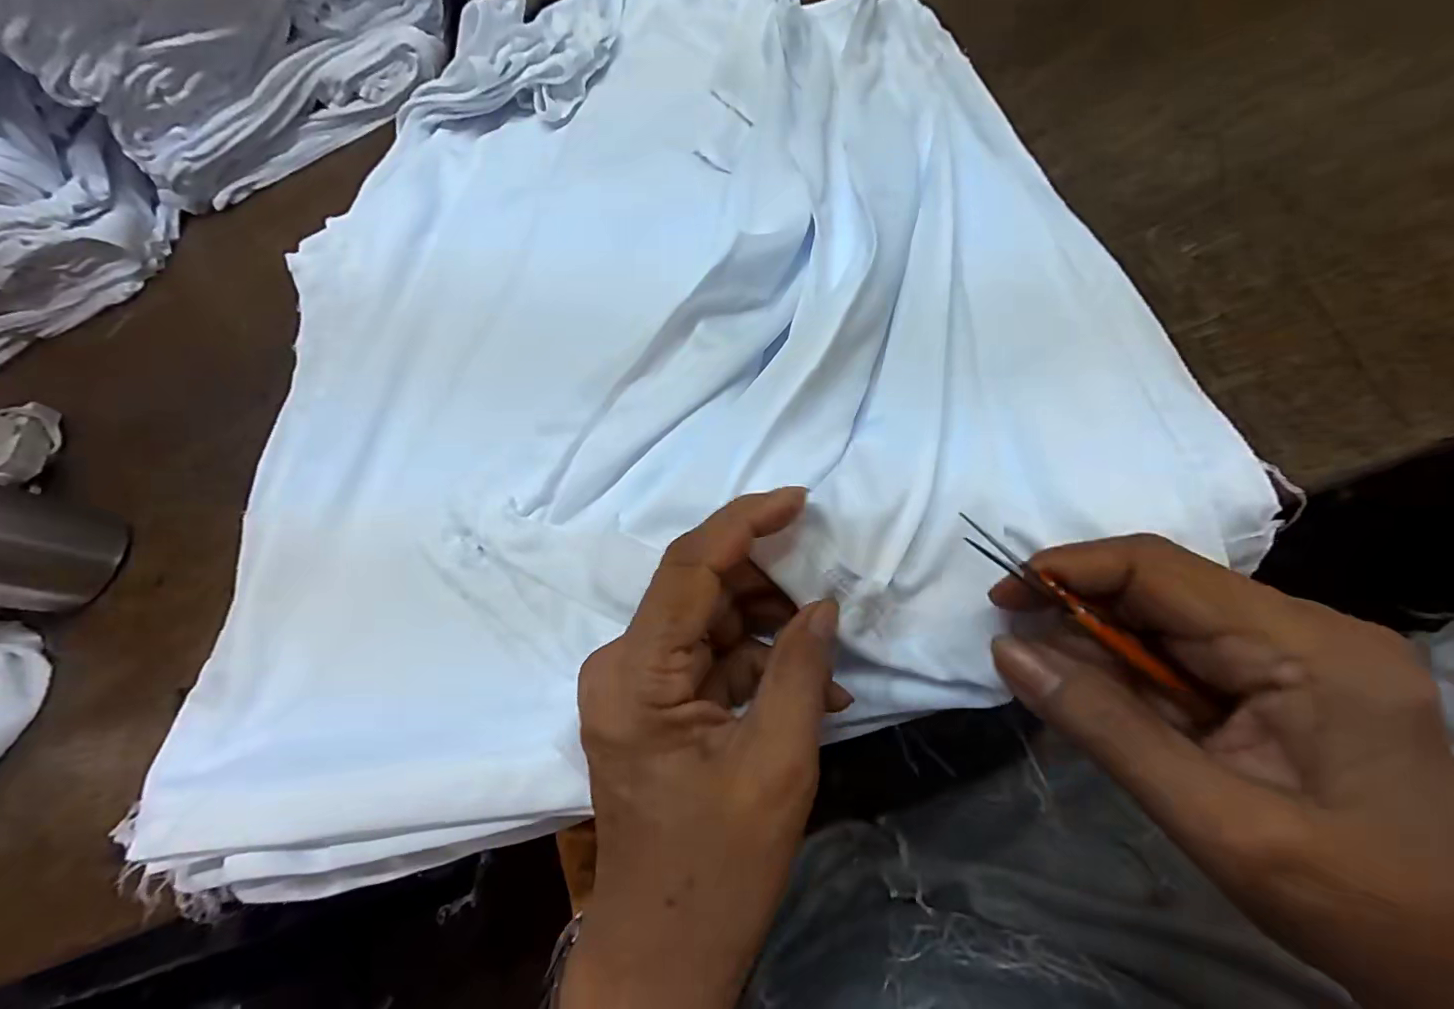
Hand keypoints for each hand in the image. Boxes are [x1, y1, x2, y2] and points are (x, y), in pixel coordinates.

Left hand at [563, 488, 849, 1008]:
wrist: (666, 952)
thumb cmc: (718, 866)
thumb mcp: (776, 762)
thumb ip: (799, 669)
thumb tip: (823, 605)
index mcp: (637, 674)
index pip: (689, 566)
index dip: (745, 521)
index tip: (799, 501)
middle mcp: (623, 665)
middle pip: (702, 589)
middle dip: (770, 585)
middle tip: (830, 600)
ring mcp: (636, 686)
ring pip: (712, 621)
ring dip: (772, 629)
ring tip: (828, 661)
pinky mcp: (655, 705)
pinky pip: (713, 658)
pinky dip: (761, 663)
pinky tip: (812, 690)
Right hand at [989, 535, 1453, 1008]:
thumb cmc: (1353, 905)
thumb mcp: (1213, 822)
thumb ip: (1107, 728)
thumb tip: (1011, 652)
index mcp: (1310, 648)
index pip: (1165, 570)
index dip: (1074, 569)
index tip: (1005, 595)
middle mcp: (1316, 629)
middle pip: (1170, 592)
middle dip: (1086, 613)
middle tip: (1019, 646)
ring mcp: (1315, 652)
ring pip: (1180, 624)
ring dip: (1111, 649)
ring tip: (1056, 682)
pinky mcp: (1306, 679)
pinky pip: (1202, 656)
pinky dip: (1145, 677)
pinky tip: (1113, 704)